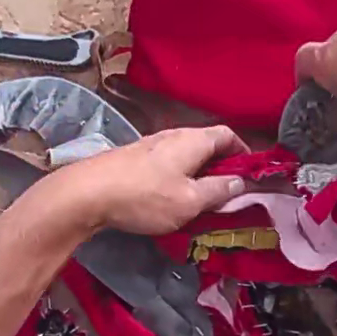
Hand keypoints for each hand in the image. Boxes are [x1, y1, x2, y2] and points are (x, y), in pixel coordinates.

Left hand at [37, 125, 248, 235]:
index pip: (228, 135)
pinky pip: (169, 164)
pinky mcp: (135, 159)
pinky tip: (174, 198)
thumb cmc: (145, 196)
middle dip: (223, 165)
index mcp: (193, 140)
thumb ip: (219, 190)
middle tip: (229, 192)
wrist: (86, 194)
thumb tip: (240, 182)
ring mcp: (151, 145)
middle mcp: (173, 135)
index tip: (250, 174)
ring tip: (203, 199)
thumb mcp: (190, 200)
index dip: (243, 152)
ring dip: (200, 173)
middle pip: (207, 144)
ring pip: (187, 155)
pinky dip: (180, 177)